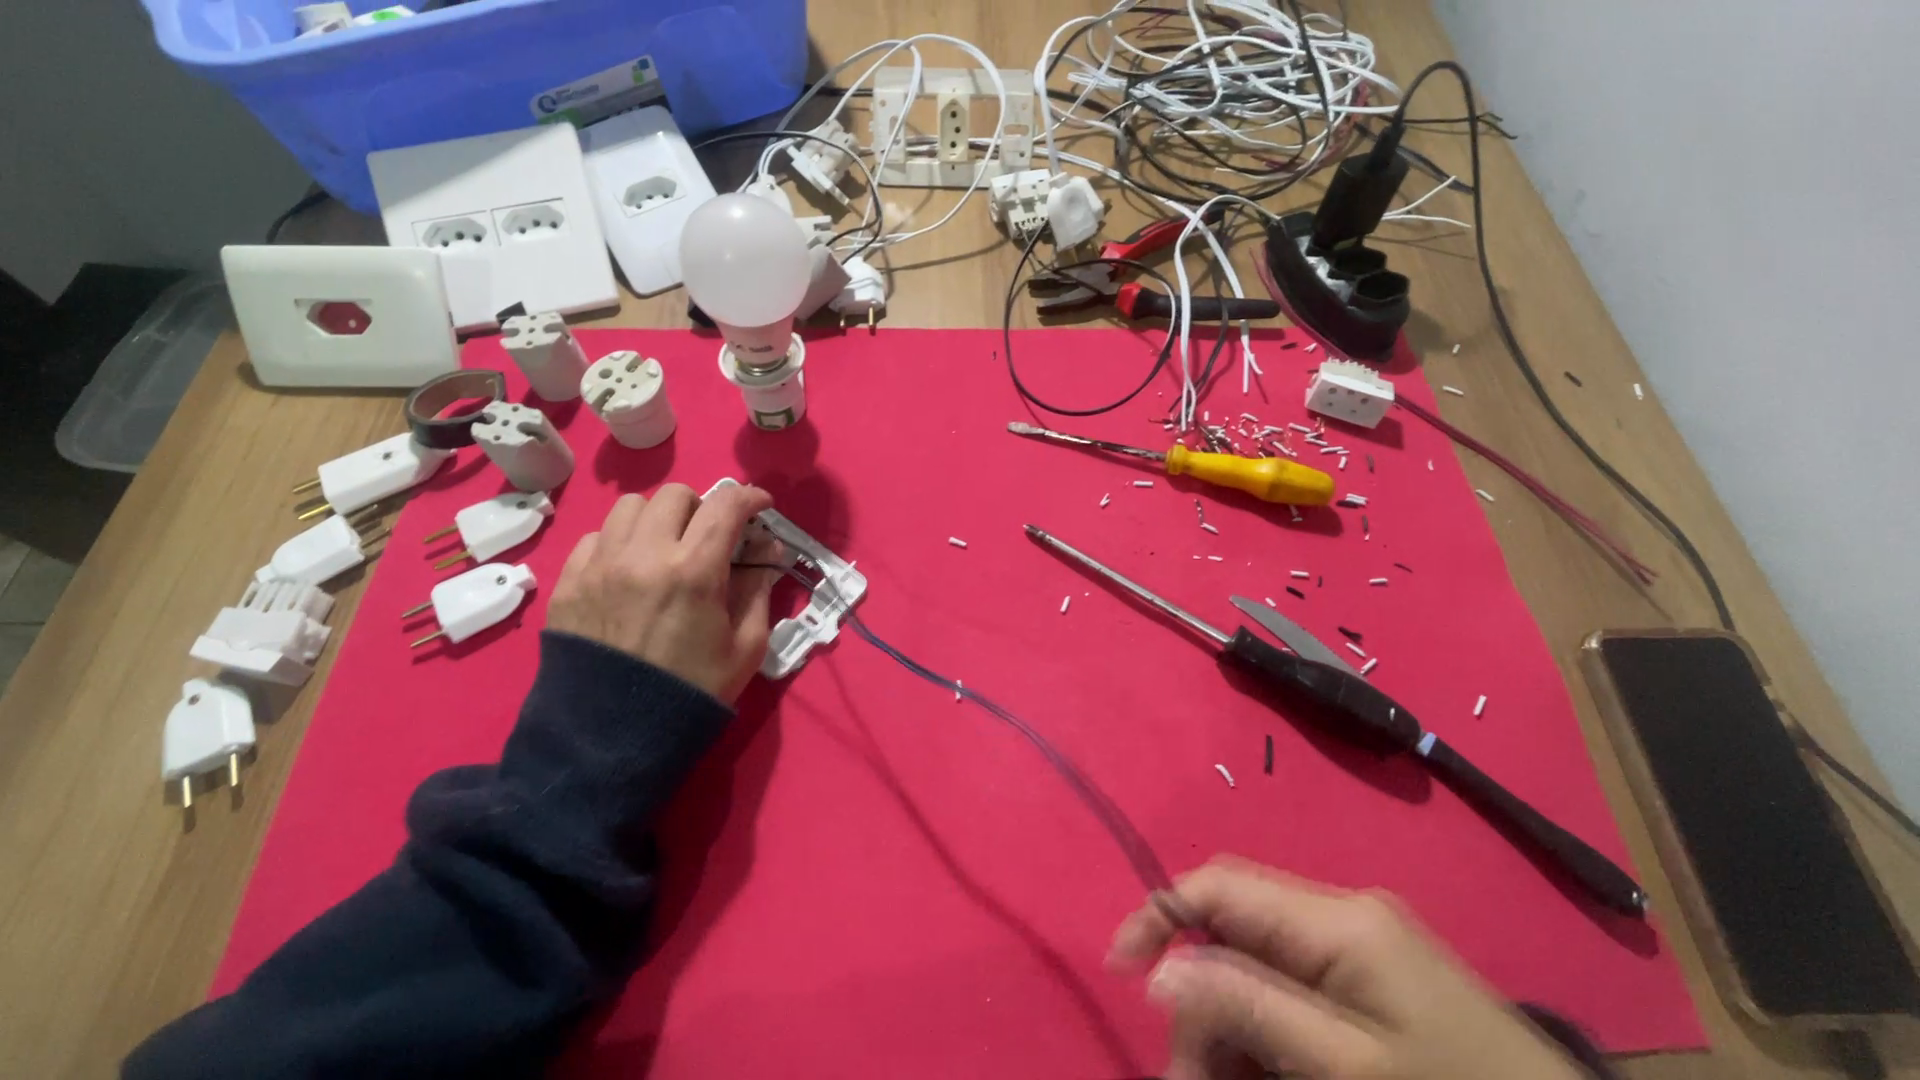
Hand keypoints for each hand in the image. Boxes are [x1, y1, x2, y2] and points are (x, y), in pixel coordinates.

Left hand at [547, 483, 782, 703]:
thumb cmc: (692, 693)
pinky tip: (628, 571)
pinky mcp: (569, 583)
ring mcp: (600, 566)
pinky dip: (619, 543)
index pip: (726, 505)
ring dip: (658, 519)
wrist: (613, 740)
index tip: (760, 506)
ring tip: (665, 548)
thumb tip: (765, 552)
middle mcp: (643, 554)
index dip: (750, 497)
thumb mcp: (745, 648)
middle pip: (675, 495)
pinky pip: (595, 538)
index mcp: (694, 571)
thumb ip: (758, 591)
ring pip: (630, 507)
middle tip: (710, 536)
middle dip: (702, 507)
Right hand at [1109, 857, 1588, 1079]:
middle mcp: (1343, 916)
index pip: (1220, 884)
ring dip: (1232, 1031)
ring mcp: (1362, 948)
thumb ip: (1251, 1009)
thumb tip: (1161, 971)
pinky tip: (1275, 1078)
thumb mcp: (1347, 1070)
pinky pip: (1295, 994)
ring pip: (1258, 970)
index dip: (1159, 916)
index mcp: (1339, 920)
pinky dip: (1269, 1038)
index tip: (1119, 973)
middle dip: (1201, 1005)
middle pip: (1234, 937)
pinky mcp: (1375, 982)